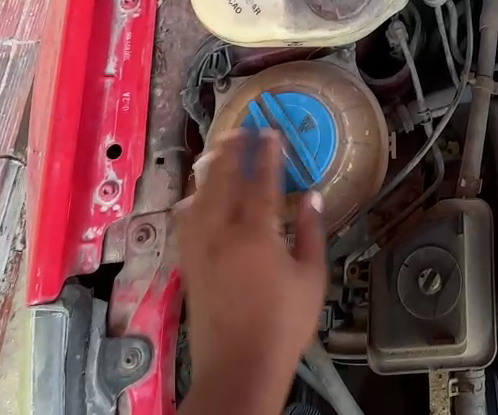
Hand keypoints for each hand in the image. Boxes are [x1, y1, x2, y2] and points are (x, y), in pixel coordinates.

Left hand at [177, 129, 326, 414]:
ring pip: (200, 198)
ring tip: (215, 150)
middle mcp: (222, 234)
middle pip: (222, 181)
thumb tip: (312, 196)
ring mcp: (201, 250)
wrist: (239, 369)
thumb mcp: (311, 276)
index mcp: (255, 232)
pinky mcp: (189, 268)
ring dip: (208, 171)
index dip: (267, 153)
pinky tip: (193, 197)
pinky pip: (185, 224)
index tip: (271, 131)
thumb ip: (310, 231)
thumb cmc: (283, 323)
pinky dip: (191, 202)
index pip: (261, 181)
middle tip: (240, 128)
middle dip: (231, 151)